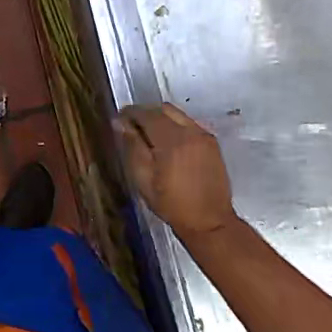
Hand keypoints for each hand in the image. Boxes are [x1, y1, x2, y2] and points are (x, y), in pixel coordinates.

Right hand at [114, 103, 238, 238]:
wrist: (210, 222)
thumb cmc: (172, 204)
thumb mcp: (143, 179)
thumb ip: (132, 147)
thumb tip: (120, 123)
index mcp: (172, 140)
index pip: (147, 114)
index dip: (130, 113)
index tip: (119, 118)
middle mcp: (191, 132)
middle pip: (164, 109)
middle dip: (146, 113)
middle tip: (132, 126)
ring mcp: (204, 136)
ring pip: (178, 115)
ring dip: (161, 118)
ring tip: (148, 135)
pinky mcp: (212, 144)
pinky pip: (189, 124)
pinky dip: (175, 126)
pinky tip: (167, 143)